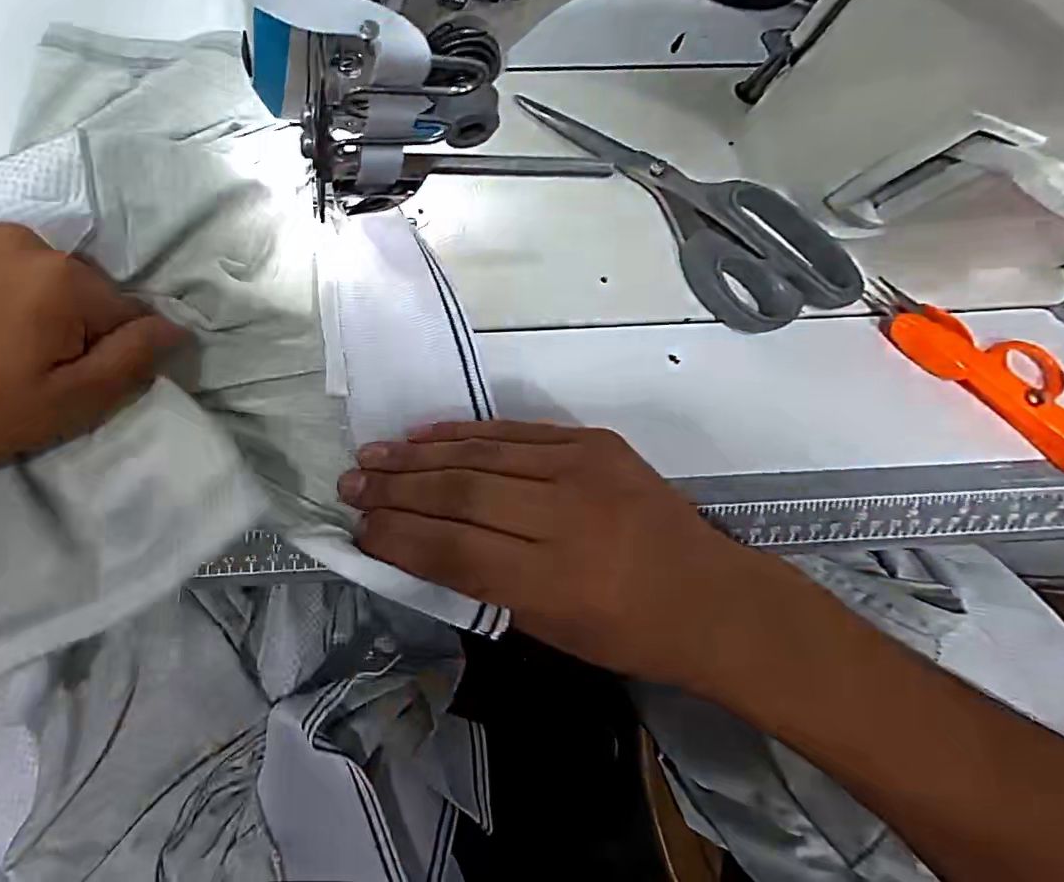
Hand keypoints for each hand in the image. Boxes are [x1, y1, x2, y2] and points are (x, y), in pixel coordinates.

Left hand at [0, 221, 186, 601]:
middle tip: (17, 386)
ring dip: (22, 316)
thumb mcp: (60, 409)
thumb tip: (176, 327)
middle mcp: (21, 238)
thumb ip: (130, 363)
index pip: (127, 315)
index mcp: (63, 276)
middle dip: (66, 335)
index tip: (67, 395)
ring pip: (29, 281)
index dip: (108, 360)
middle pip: (77, 293)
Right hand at [339, 420, 778, 684]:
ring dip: (417, 456)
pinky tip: (423, 435)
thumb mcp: (548, 629)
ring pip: (479, 455)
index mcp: (556, 581)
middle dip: (395, 489)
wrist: (714, 597)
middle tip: (350, 483)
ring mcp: (583, 470)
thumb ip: (479, 584)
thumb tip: (413, 544)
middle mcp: (567, 517)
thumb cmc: (627, 632)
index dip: (398, 537)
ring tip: (373, 456)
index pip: (455, 550)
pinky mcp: (592, 442)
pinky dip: (462, 432)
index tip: (359, 528)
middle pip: (460, 494)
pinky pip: (513, 431)